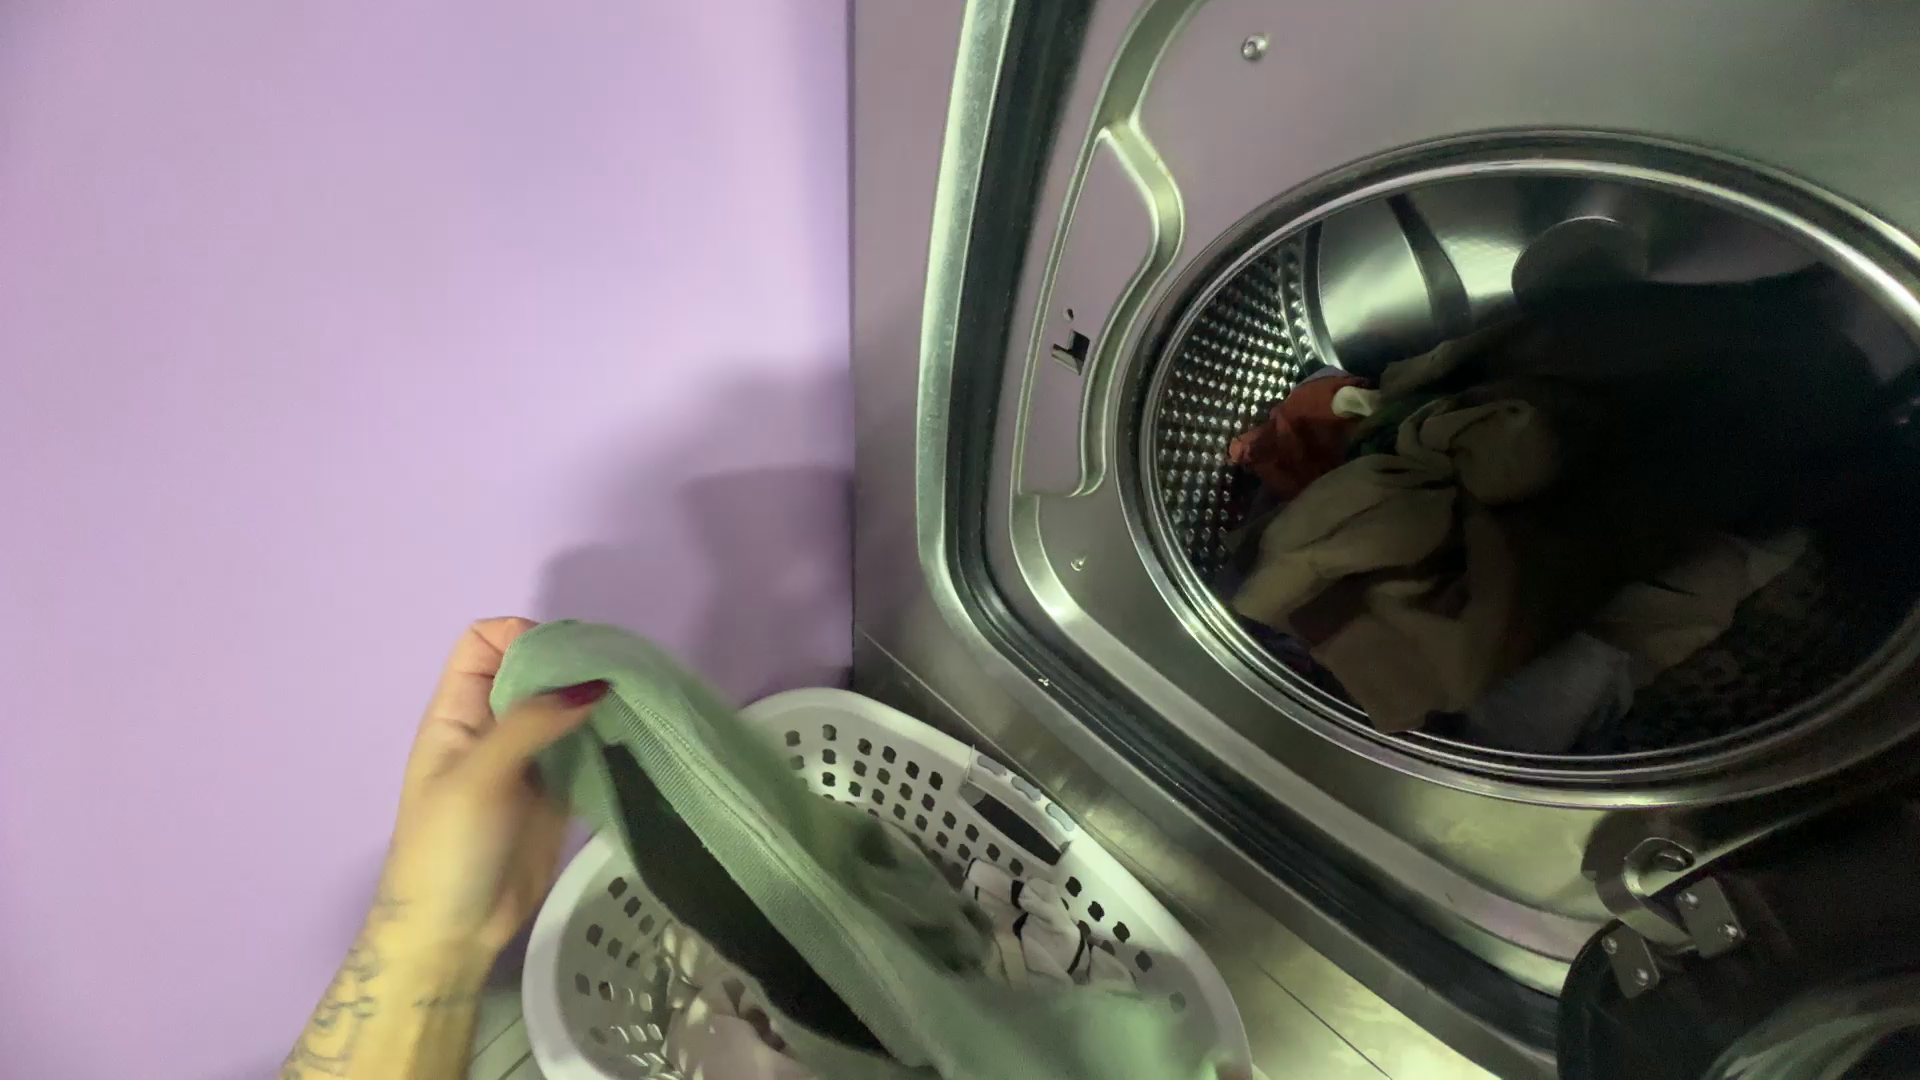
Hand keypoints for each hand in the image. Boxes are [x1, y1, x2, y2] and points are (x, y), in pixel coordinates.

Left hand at [378, 617, 605, 960]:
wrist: (457, 932)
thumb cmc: (448, 850)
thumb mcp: (478, 778)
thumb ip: (532, 723)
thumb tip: (595, 684)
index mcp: (458, 713)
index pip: (484, 642)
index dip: (521, 636)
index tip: (563, 660)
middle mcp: (494, 723)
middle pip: (533, 664)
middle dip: (571, 660)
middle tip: (613, 676)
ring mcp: (530, 752)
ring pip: (565, 698)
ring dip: (596, 692)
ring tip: (632, 698)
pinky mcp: (561, 779)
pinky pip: (588, 736)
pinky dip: (609, 726)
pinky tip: (633, 727)